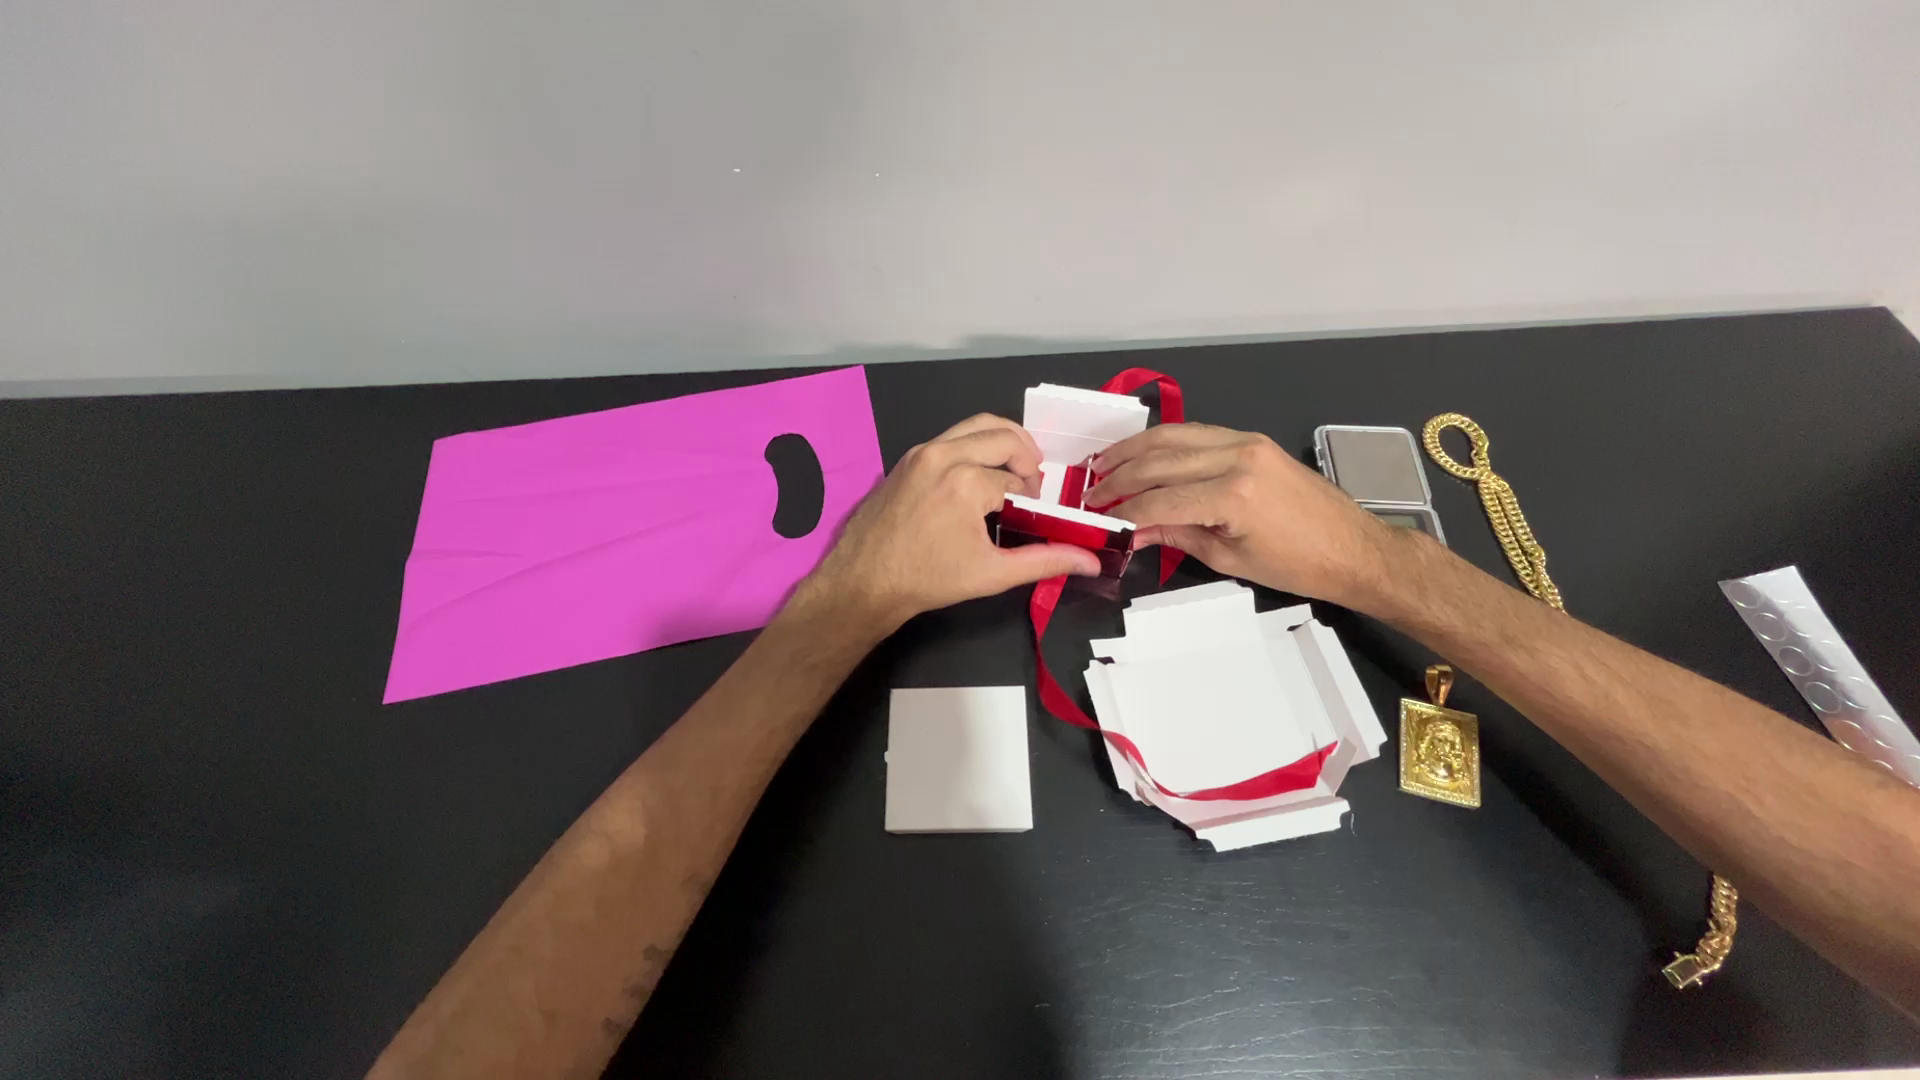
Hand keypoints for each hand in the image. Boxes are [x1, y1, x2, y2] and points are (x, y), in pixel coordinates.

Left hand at [799, 414, 1102, 629]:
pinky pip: (950, 437)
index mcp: (966, 481)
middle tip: (1035, 481)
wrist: (864, 582)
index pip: (1016, 479)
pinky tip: (978, 474)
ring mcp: (921, 453)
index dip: (1033, 497)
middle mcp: (943, 455)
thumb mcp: (993, 574)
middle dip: (1025, 456)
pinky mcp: (906, 459)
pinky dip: (974, 445)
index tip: (1037, 515)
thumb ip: (1046, 560)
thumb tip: (1091, 560)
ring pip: (974, 426)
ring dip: (1001, 441)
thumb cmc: (928, 580)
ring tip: (1015, 467)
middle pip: (1002, 435)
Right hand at [1082, 423, 1400, 609]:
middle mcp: (1237, 458)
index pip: (1159, 501)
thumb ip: (1176, 537)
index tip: (1099, 522)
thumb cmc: (1296, 566)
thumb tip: (1133, 531)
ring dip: (1133, 450)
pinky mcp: (1251, 439)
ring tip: (1102, 465)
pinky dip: (1163, 442)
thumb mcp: (1228, 559)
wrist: (1353, 548)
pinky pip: (1196, 433)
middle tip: (1090, 494)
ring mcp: (1245, 442)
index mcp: (1234, 496)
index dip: (1124, 514)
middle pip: (1159, 461)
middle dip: (1118, 479)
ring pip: (1173, 437)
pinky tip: (1142, 453)